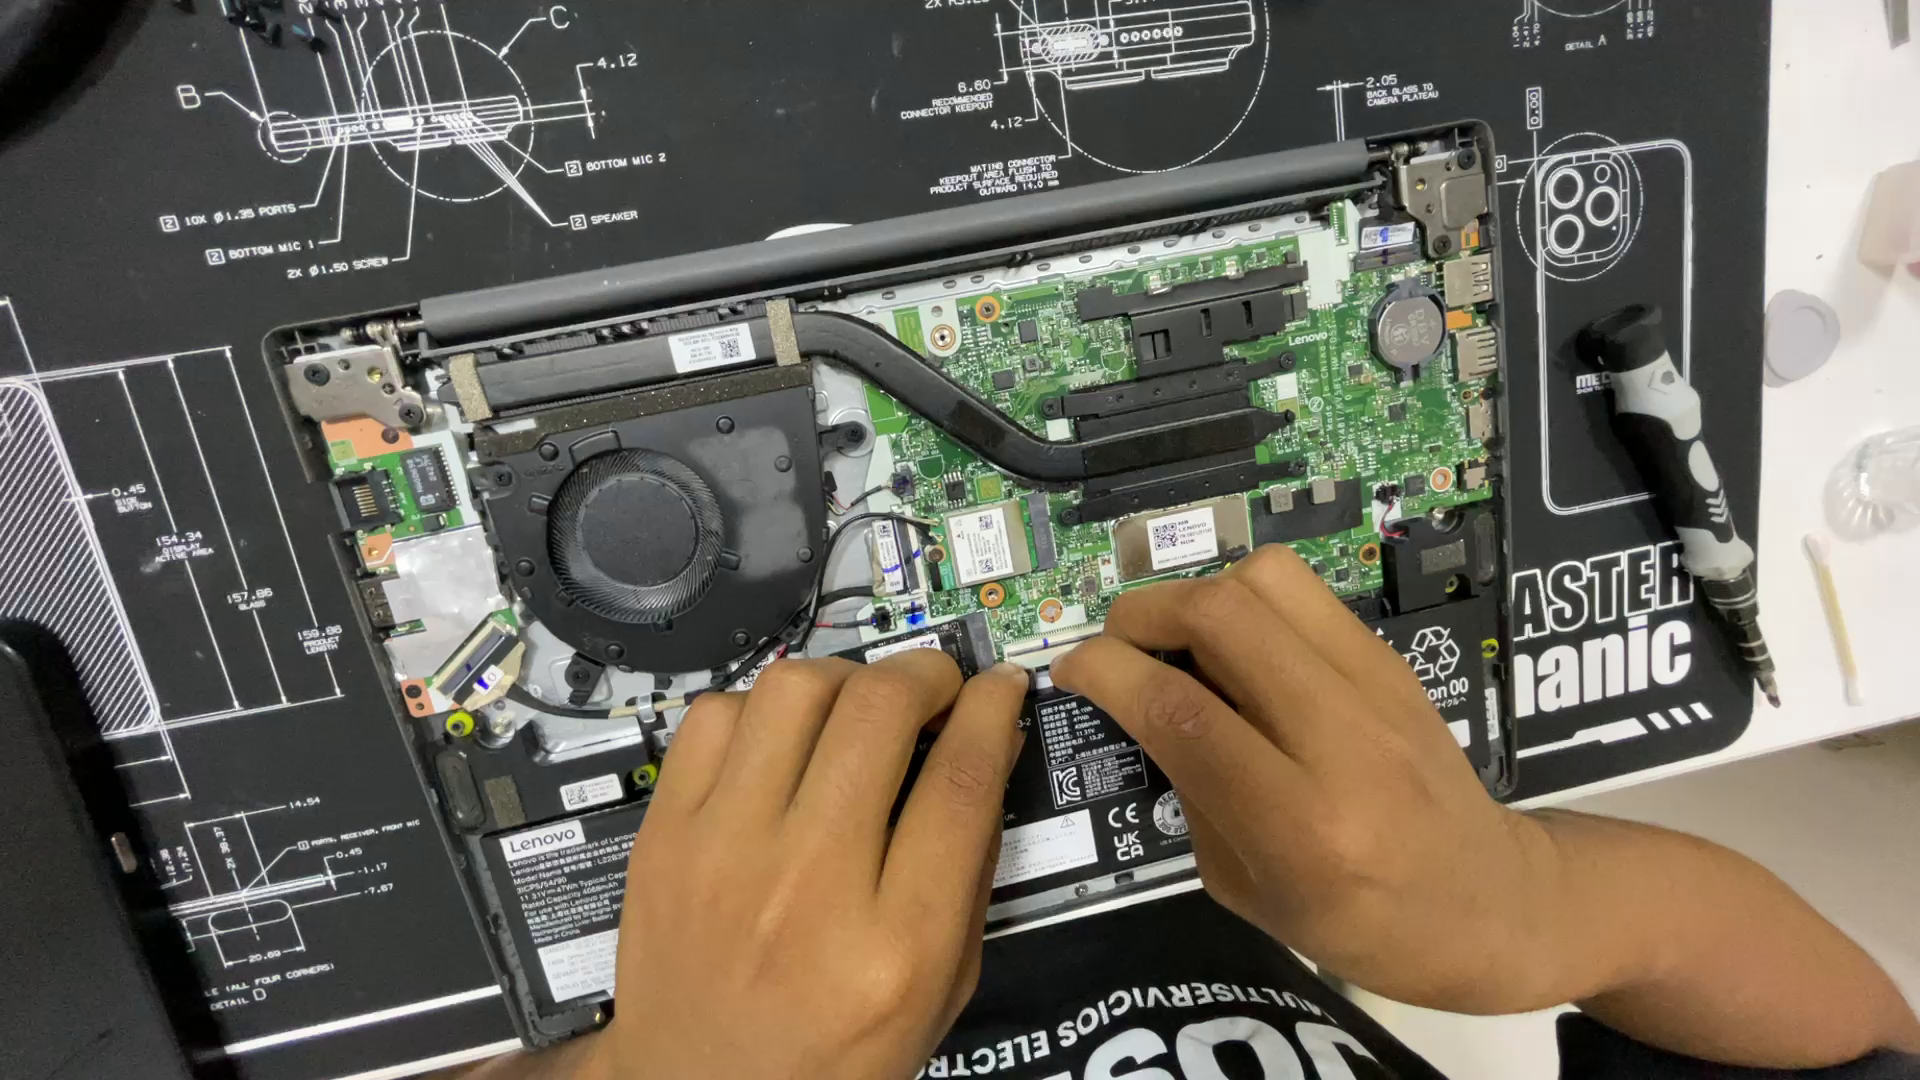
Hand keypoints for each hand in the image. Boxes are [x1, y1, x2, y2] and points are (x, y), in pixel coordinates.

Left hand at [587, 652, 1028, 1079]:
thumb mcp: (945, 980)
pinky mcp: (664, 833)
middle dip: (925, 673)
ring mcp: (722, 852)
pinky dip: (765, 706)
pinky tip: (785, 741)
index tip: (1001, 683)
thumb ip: (974, 859)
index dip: (993, 709)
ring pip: (795, 689)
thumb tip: (989, 739)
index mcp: (897, 944)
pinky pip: (716, 714)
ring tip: (859, 708)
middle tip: (935, 688)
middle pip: (879, 711)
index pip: (961, 780)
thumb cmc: (842, 1049)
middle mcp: (807, 886)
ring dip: (846, 678)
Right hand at [1050, 544, 1552, 1012]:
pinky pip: (1297, 587)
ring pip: (1261, 578)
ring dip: (1196, 596)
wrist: (1496, 903)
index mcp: (1302, 825)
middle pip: (1220, 616)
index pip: (1181, 712)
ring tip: (1182, 642)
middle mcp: (1342, 739)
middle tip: (1119, 646)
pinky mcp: (1389, 655)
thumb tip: (1135, 700)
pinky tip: (1237, 644)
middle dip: (1140, 614)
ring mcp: (1377, 684)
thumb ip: (1185, 785)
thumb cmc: (1360, 924)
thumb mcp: (1242, 886)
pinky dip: (1242, 597)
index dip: (1106, 673)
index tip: (1073, 671)